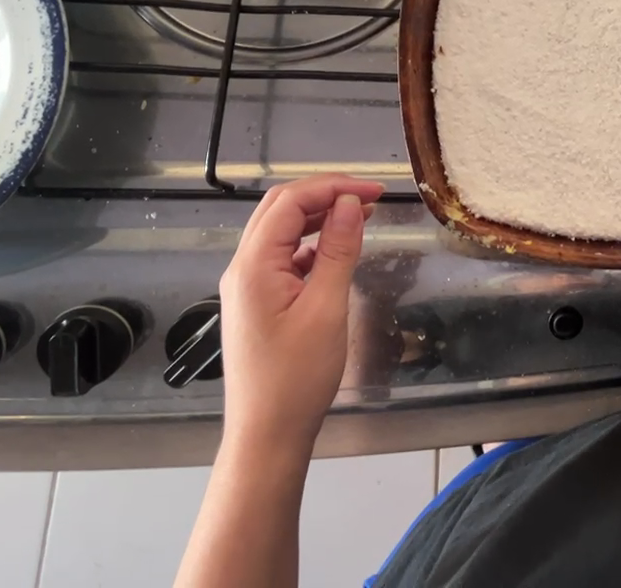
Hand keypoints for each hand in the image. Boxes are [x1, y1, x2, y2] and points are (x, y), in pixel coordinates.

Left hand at [218, 175, 384, 456]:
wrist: (268, 434)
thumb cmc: (297, 375)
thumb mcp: (326, 307)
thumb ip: (338, 250)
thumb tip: (351, 203)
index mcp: (253, 265)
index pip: (290, 202)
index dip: (333, 186)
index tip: (376, 191)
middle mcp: (243, 268)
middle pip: (280, 209)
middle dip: (325, 194)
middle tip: (371, 197)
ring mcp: (248, 285)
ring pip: (281, 230)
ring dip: (319, 215)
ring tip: (362, 215)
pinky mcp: (258, 301)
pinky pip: (284, 255)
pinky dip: (313, 242)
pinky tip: (339, 249)